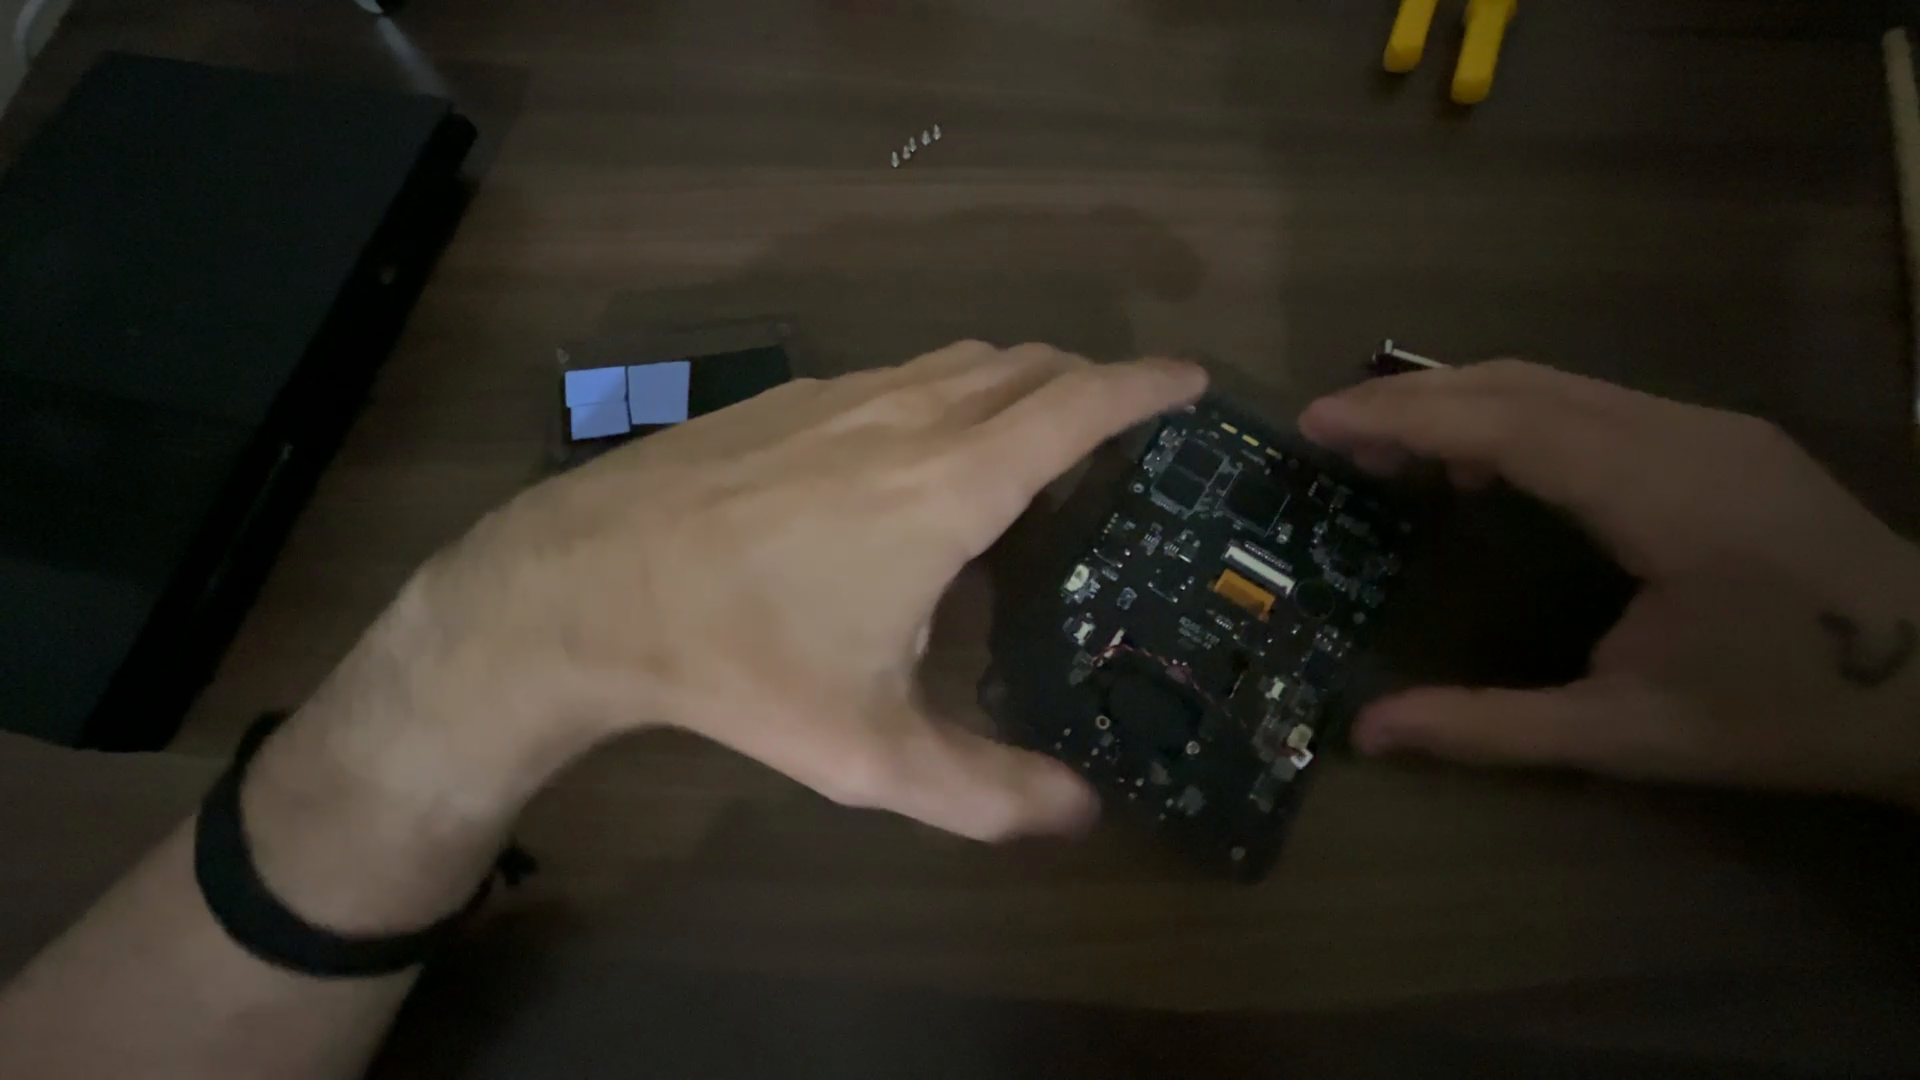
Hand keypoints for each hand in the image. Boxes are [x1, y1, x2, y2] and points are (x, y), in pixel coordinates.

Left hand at [367, 343, 1205, 839]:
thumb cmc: (737, 662)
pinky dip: (951, 390)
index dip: (1145, 385)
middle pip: (1029, 367)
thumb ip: (983, 789)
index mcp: (950, 487)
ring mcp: (843, 397)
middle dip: (1090, 380)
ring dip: (1020, 381)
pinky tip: (926, 447)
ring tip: (1039, 432)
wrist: (583, 589)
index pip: (1077, 407)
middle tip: (1122, 424)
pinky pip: (903, 375)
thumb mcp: (868, 751)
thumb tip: (1079, 814)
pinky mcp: (792, 398)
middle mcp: (908, 419)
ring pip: (964, 361)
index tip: (1192, 378)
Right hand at [1299, 360, 1919, 807]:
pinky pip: (1574, 400)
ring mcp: (1699, 425)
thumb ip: (1489, 728)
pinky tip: (1465, 462)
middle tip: (1325, 429)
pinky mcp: (1704, 434)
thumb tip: (1366, 731)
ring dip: (1446, 400)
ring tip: (1373, 440)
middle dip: (1404, 398)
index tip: (1316, 423)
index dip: (1400, 418)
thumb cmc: (1796, 711)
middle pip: (1512, 384)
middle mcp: (1679, 434)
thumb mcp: (1630, 736)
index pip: (1504, 425)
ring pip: (1542, 381)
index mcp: (1662, 496)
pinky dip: (1494, 414)